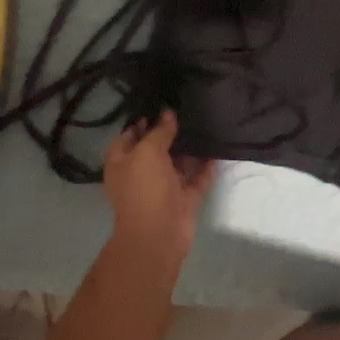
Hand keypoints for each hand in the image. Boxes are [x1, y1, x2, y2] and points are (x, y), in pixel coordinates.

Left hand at [102, 110, 217, 262]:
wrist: (158, 235)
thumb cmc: (144, 188)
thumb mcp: (147, 152)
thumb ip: (159, 132)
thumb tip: (168, 114)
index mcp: (122, 163)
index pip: (128, 136)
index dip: (142, 121)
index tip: (161, 104)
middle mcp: (141, 174)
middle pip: (155, 149)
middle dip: (170, 132)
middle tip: (189, 110)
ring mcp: (163, 188)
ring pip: (178, 163)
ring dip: (190, 148)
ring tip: (206, 123)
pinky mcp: (184, 199)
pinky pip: (197, 178)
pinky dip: (206, 166)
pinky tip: (217, 147)